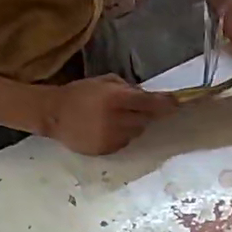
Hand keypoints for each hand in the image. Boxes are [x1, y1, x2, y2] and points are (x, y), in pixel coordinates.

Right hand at [41, 75, 177, 154]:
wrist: (54, 115)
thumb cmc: (80, 94)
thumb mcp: (104, 82)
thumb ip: (127, 88)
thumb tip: (147, 96)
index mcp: (116, 98)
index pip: (150, 103)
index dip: (166, 104)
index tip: (177, 104)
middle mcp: (116, 119)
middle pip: (146, 120)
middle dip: (145, 114)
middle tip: (134, 108)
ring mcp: (111, 137)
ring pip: (136, 133)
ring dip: (133, 125)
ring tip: (116, 119)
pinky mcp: (105, 150)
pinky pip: (124, 143)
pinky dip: (122, 136)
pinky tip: (106, 129)